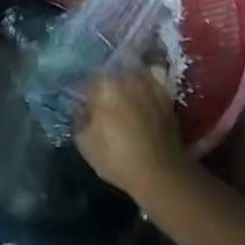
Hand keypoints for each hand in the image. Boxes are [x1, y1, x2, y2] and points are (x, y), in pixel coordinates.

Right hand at [74, 67, 188, 200]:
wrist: (160, 174)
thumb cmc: (117, 159)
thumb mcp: (85, 144)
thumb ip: (79, 119)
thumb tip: (82, 107)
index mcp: (104, 87)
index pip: (87, 81)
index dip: (83, 93)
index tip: (83, 105)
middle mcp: (127, 79)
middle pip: (110, 73)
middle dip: (104, 84)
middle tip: (101, 101)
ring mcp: (149, 85)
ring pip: (132, 71)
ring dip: (125, 79)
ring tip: (122, 94)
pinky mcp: (166, 95)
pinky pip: (154, 77)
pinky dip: (147, 80)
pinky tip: (143, 93)